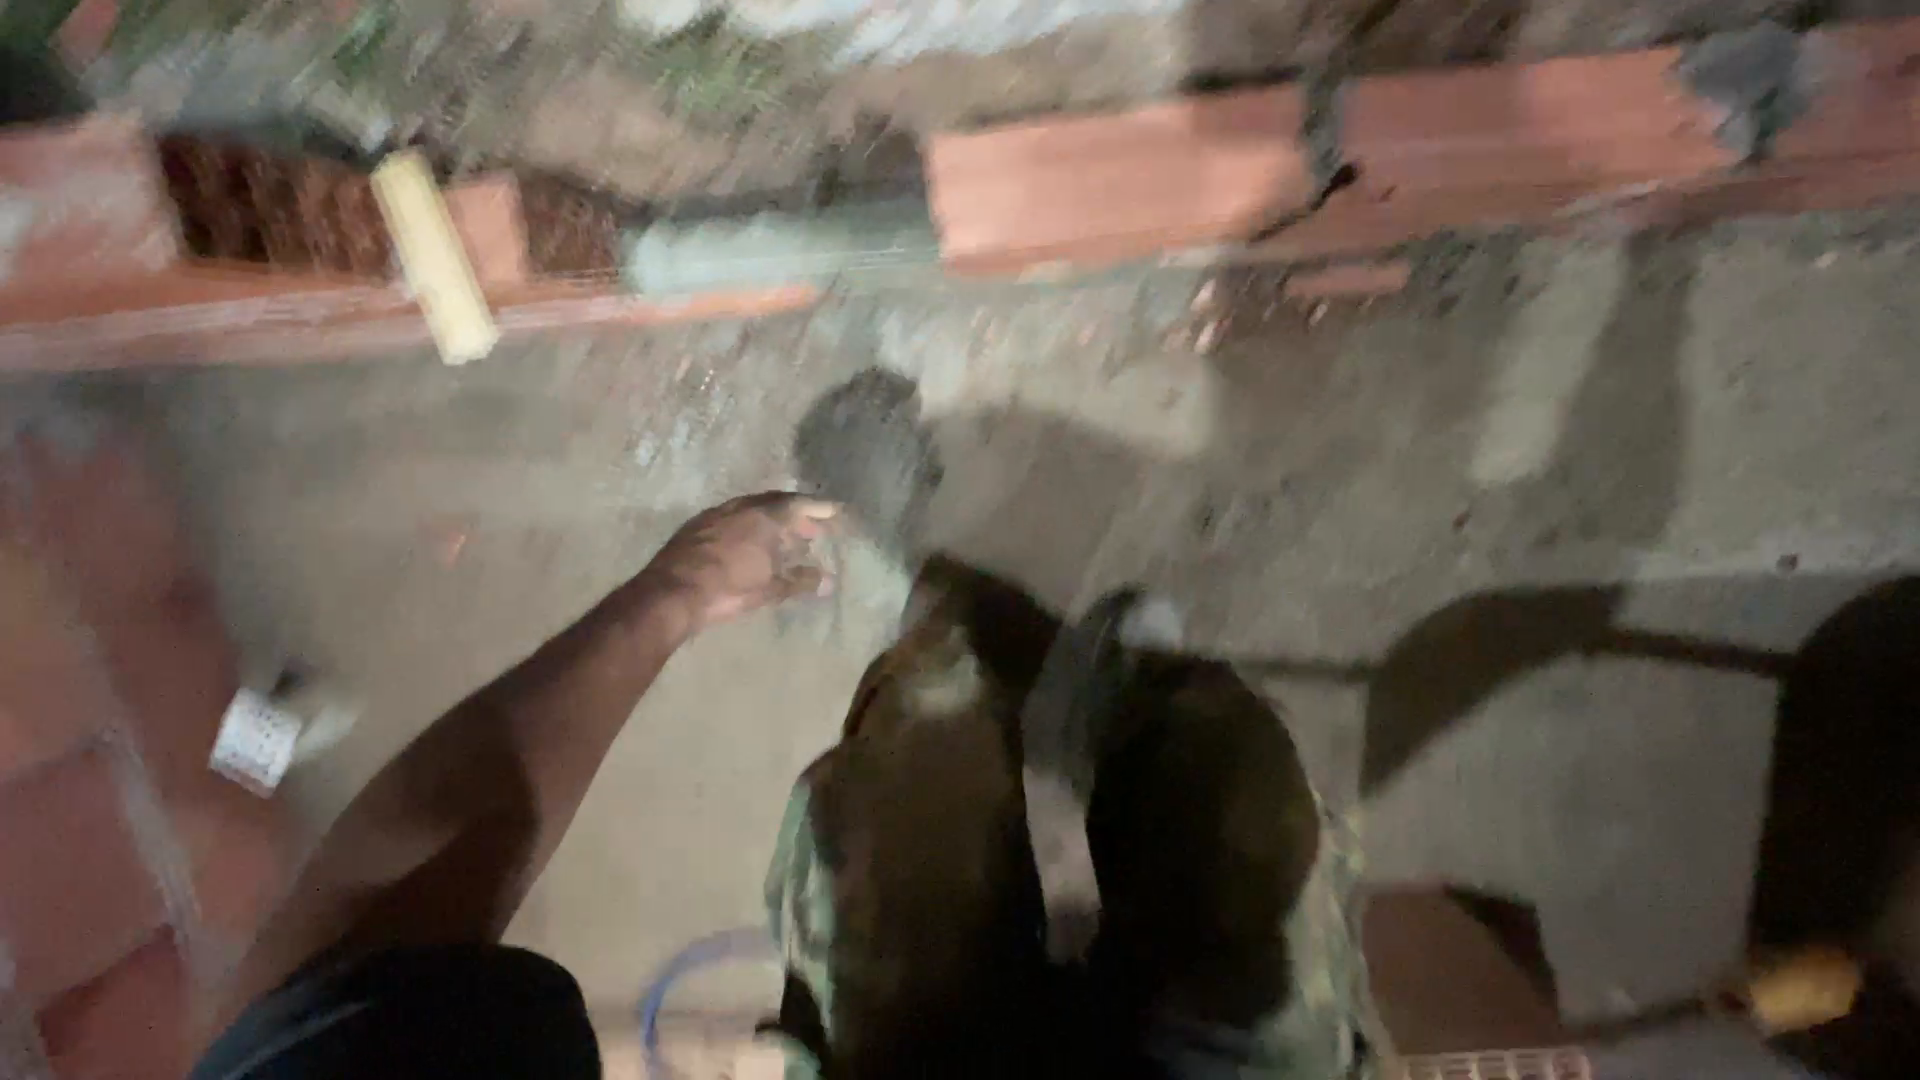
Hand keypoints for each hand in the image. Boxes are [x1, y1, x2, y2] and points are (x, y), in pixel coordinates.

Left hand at [639, 493, 839, 631]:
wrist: (670, 593)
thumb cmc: (728, 589)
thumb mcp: (771, 589)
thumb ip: (801, 581)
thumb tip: (828, 581)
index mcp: (764, 517)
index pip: (800, 504)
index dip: (820, 508)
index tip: (836, 511)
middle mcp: (742, 507)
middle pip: (776, 503)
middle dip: (798, 515)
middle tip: (812, 528)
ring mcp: (716, 514)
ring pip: (752, 509)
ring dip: (772, 521)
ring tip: (784, 538)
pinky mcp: (696, 526)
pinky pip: (732, 517)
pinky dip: (749, 526)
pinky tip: (749, 543)